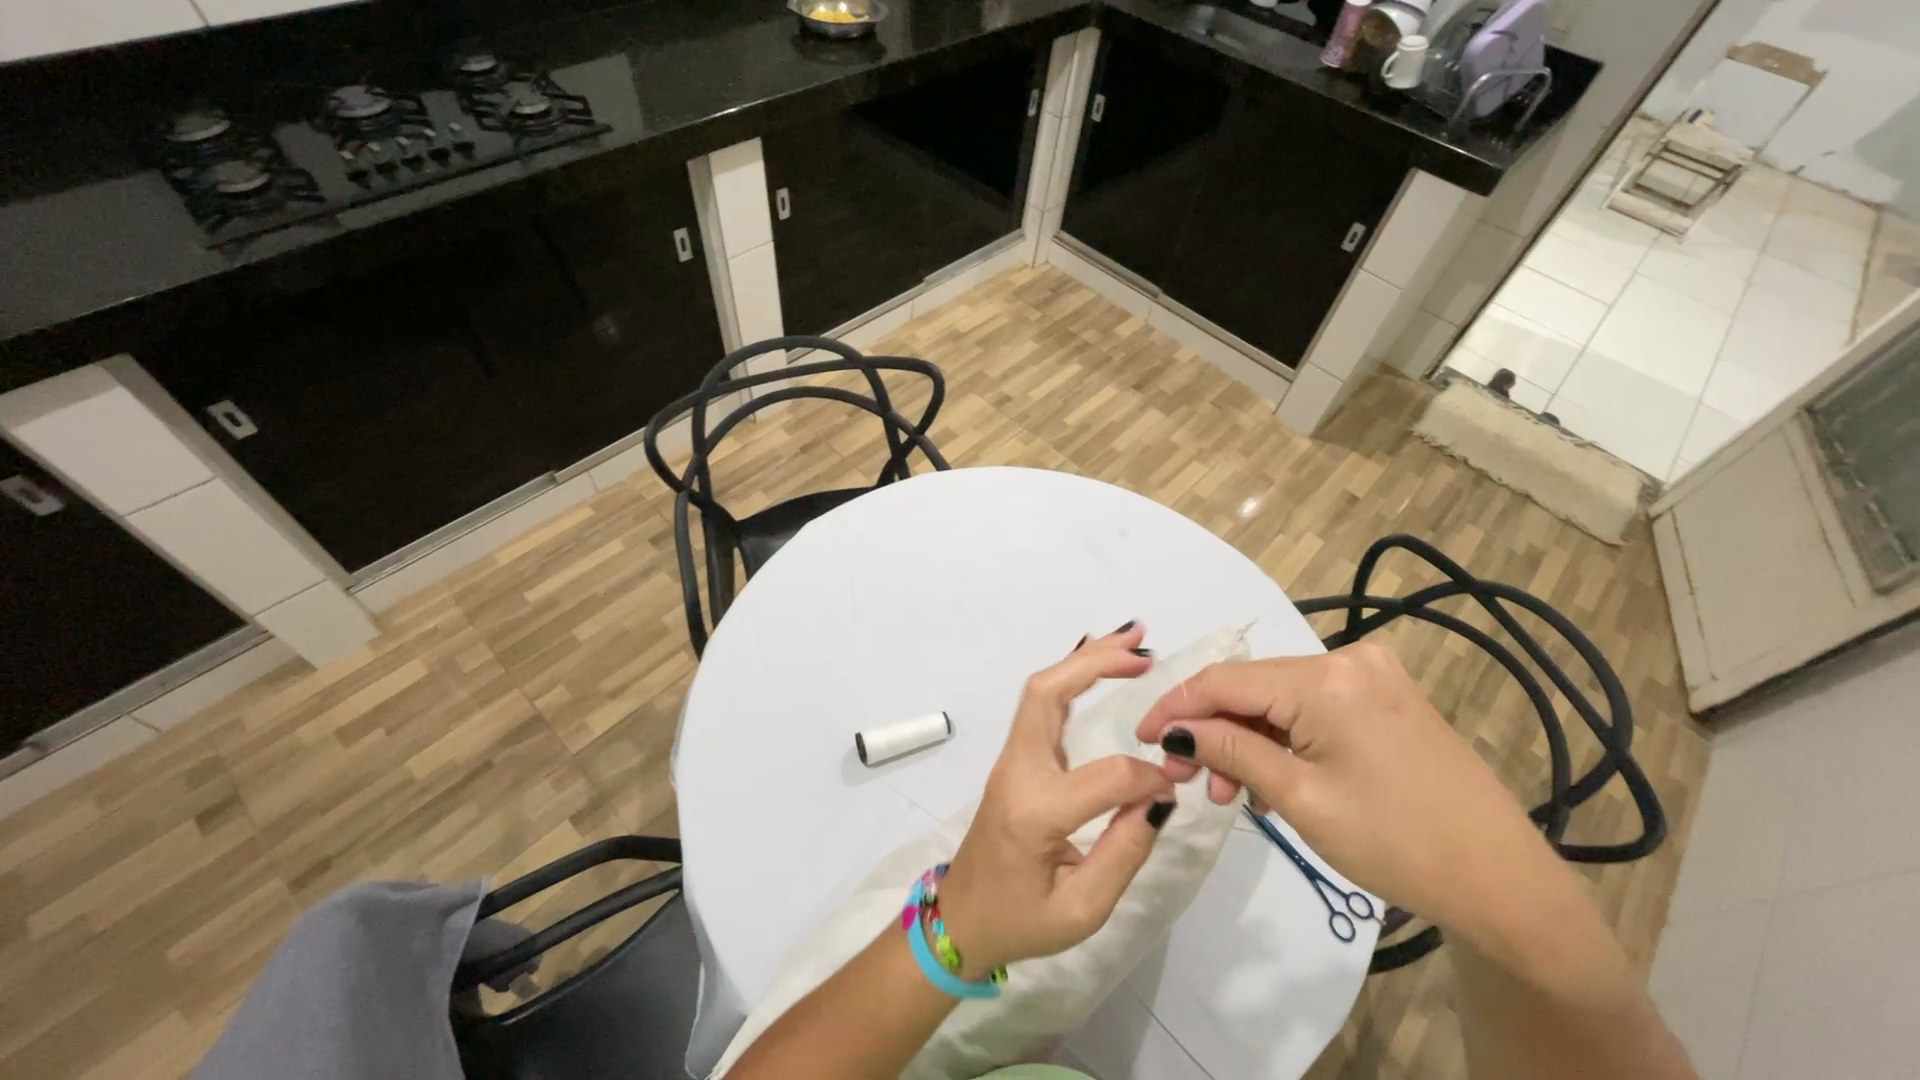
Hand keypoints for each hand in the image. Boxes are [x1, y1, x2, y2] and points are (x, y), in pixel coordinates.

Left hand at [936, 623, 1175, 977]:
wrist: (960, 919)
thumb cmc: (1020, 921)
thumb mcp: (1082, 909)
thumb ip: (1126, 851)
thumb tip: (1159, 798)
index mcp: (1034, 811)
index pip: (1106, 775)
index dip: (1148, 779)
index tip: (1173, 790)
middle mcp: (1017, 771)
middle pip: (1047, 693)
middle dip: (1095, 662)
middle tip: (1144, 649)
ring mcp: (1010, 760)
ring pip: (1041, 691)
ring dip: (1083, 661)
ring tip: (1130, 641)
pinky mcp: (1014, 760)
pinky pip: (1040, 706)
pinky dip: (1071, 678)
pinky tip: (1098, 666)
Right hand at [1133, 641, 1554, 930]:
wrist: (1499, 879)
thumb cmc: (1395, 841)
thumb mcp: (1299, 798)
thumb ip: (1231, 751)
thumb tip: (1173, 728)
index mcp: (1326, 679)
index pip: (1225, 679)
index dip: (1175, 706)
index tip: (1140, 738)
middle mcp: (1348, 659)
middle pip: (1251, 685)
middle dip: (1212, 729)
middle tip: (1187, 779)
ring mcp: (1372, 676)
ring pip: (1279, 698)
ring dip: (1247, 738)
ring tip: (1235, 794)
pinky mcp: (1385, 697)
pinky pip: (1312, 707)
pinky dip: (1283, 738)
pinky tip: (1273, 780)